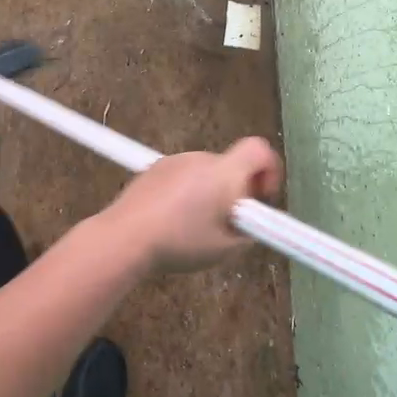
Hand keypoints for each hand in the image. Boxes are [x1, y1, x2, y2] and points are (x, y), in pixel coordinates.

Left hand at [98, 136, 282, 273]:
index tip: (263, 197)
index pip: (259, 148)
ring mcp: (174, 159)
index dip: (270, 169)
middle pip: (231, 165)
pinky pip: (183, 175)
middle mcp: (200, 157)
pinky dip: (187, 191)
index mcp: (223, 171)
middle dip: (236, 190)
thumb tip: (250, 223)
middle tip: (227, 223)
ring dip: (210, 192)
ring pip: (206, 172)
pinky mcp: (153, 167)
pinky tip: (173, 219)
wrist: (126, 235)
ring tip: (195, 226)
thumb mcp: (227, 248)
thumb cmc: (181, 241)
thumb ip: (249, 231)